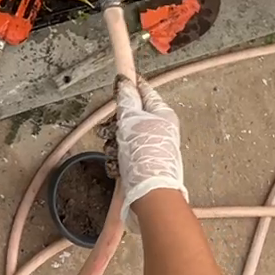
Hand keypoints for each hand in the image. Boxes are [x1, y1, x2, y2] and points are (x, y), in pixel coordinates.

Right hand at [114, 74, 185, 230]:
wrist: (149, 194)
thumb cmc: (146, 157)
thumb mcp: (131, 120)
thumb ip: (126, 99)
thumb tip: (123, 81)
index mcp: (162, 114)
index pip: (144, 90)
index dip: (129, 86)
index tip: (118, 81)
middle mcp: (158, 129)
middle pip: (129, 114)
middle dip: (116, 123)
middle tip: (113, 128)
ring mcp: (150, 147)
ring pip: (123, 135)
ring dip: (114, 142)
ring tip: (116, 151)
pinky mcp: (141, 162)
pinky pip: (123, 153)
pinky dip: (117, 158)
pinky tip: (117, 164)